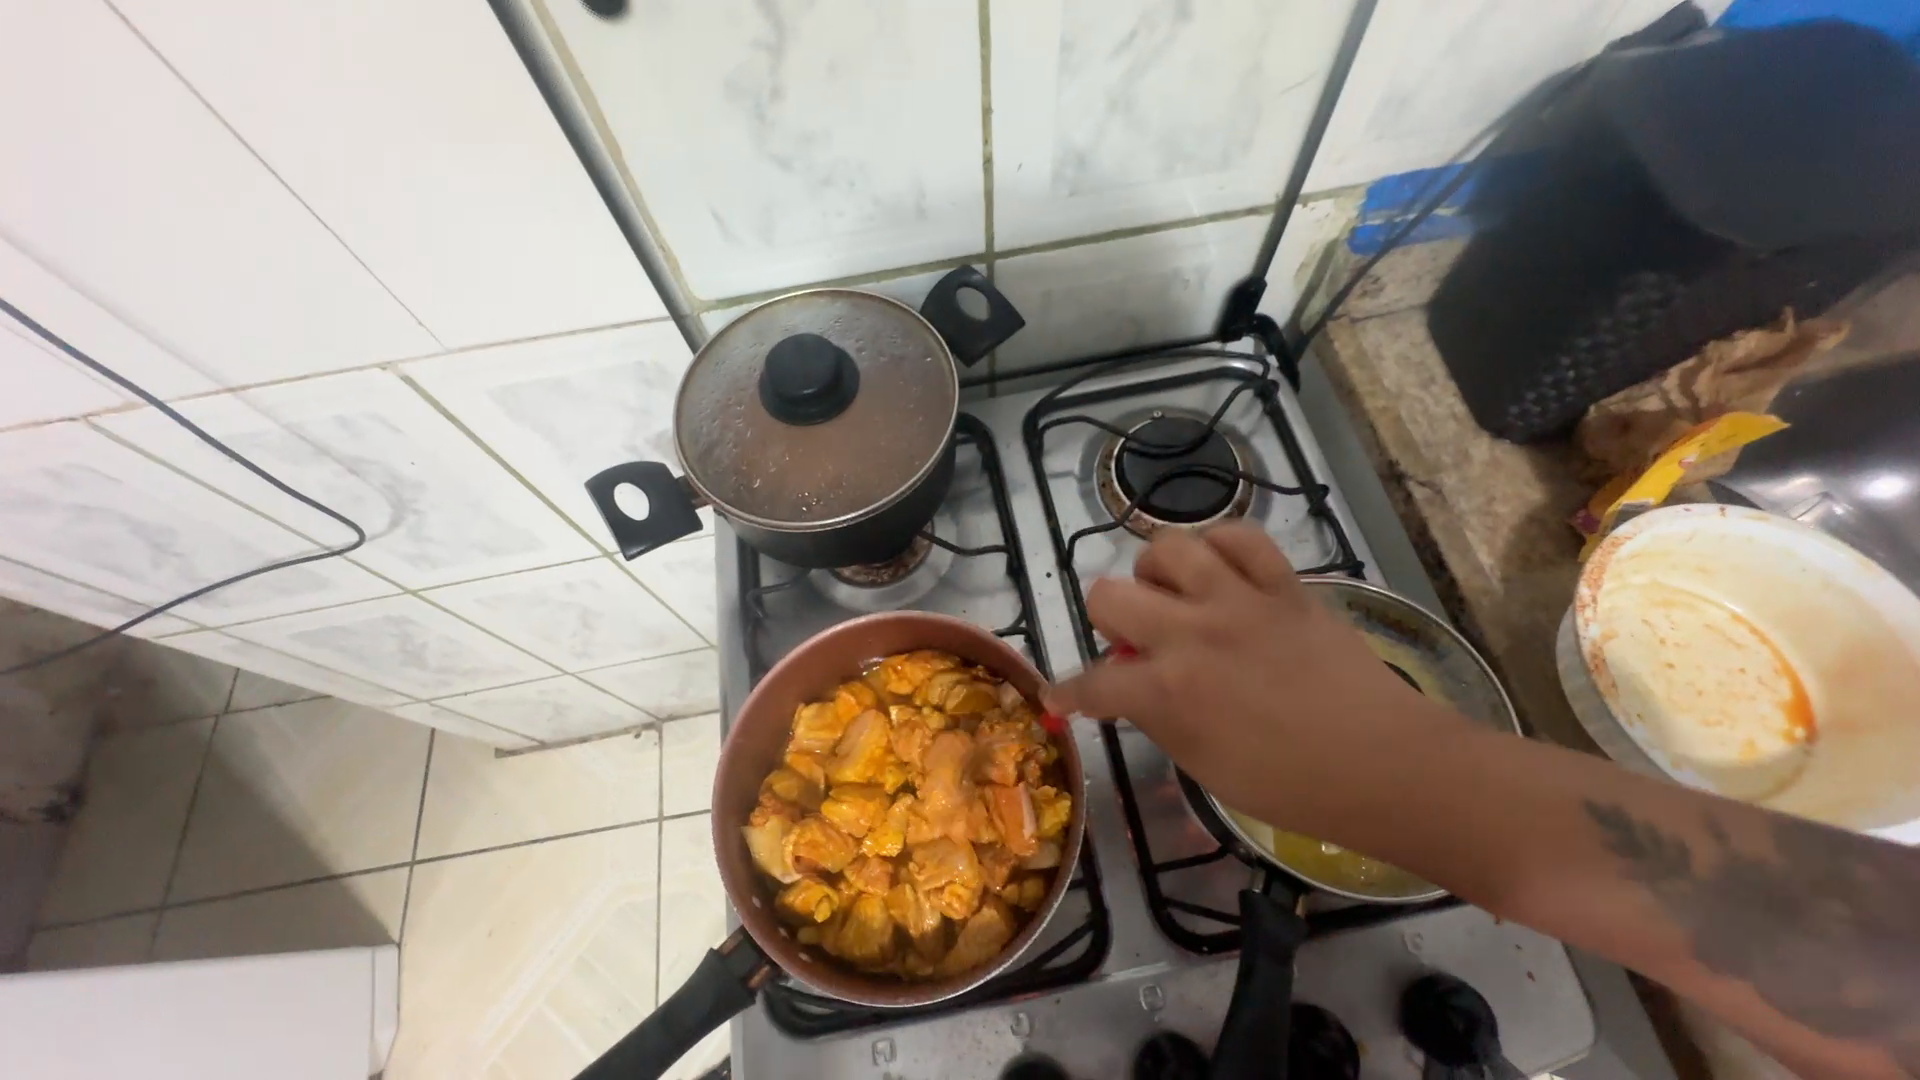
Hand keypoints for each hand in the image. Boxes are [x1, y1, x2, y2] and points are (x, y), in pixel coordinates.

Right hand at [1046, 523, 1457, 828]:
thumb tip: (1131, 689)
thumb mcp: (1206, 767)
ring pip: (1167, 549)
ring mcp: (1240, 601)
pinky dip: (1221, 548)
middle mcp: (1193, 634)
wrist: (1388, 766)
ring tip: (1173, 596)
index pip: (1093, 684)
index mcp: (1169, 692)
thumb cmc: (1293, 786)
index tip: (1059, 698)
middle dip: (1105, 620)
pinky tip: (1221, 571)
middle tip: (1133, 640)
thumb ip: (1158, 719)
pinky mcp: (1285, 585)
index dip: (1068, 694)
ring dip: (1156, 574)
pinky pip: (1240, 537)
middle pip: (1108, 595)